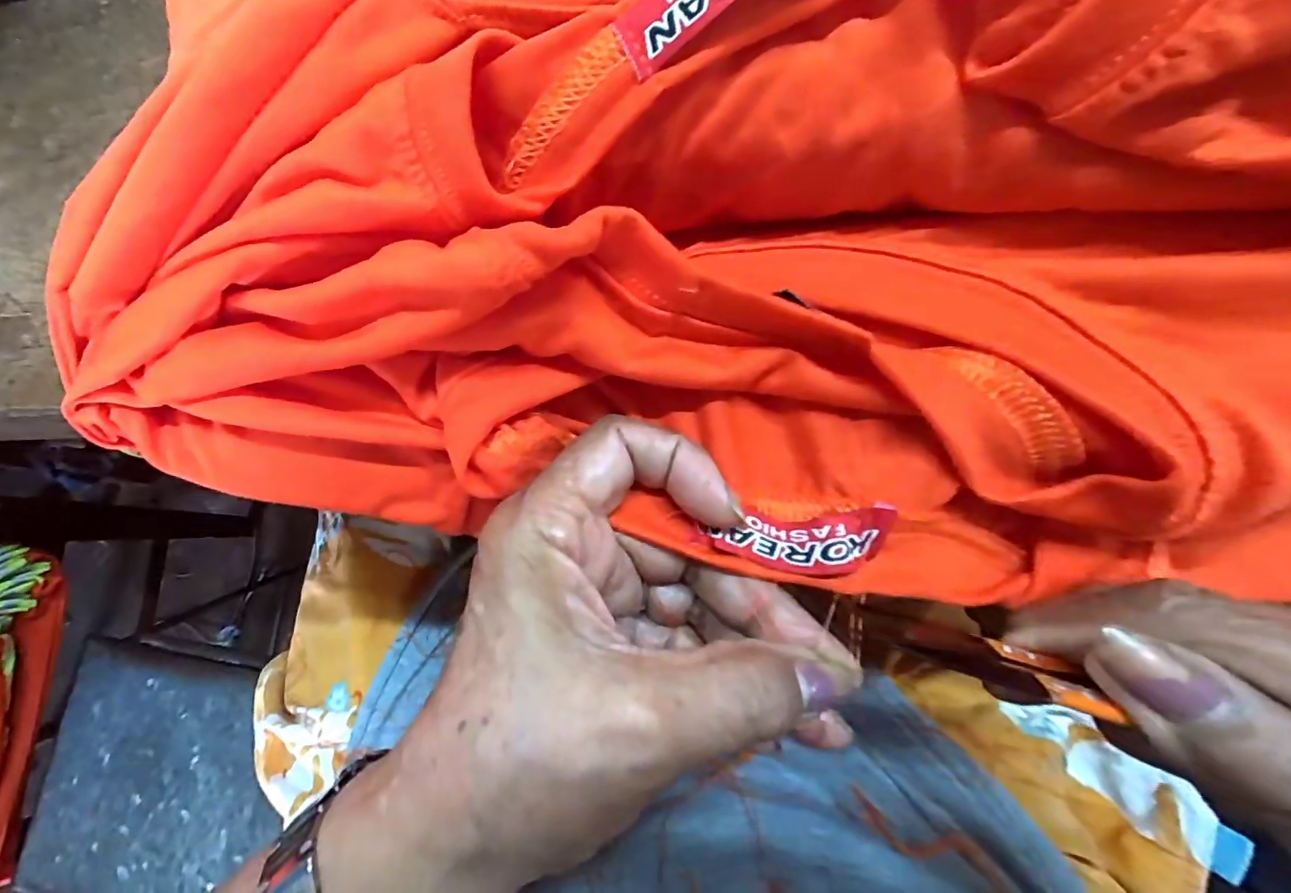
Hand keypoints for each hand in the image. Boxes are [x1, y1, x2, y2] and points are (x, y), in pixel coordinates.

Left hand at [313, 417, 864, 892]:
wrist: (461, 842)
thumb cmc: (525, 760)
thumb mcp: (641, 721)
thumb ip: (743, 693)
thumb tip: (829, 679)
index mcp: (552, 528)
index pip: (622, 447)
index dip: (686, 468)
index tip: (733, 527)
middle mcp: (574, 547)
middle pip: (681, 538)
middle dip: (753, 601)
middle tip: (824, 665)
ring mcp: (596, 597)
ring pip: (693, 594)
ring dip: (760, 649)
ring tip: (827, 705)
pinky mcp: (614, 645)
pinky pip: (687, 640)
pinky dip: (737, 676)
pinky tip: (797, 723)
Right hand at [1008, 582, 1290, 891]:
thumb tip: (1122, 658)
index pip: (1217, 627)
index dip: (1091, 627)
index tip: (999, 651)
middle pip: (1222, 613)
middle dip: (1106, 638)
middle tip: (1023, 676)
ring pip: (1239, 617)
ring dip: (1146, 651)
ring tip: (1087, 691)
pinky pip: (1277, 638)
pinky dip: (1203, 665)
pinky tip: (1185, 703)